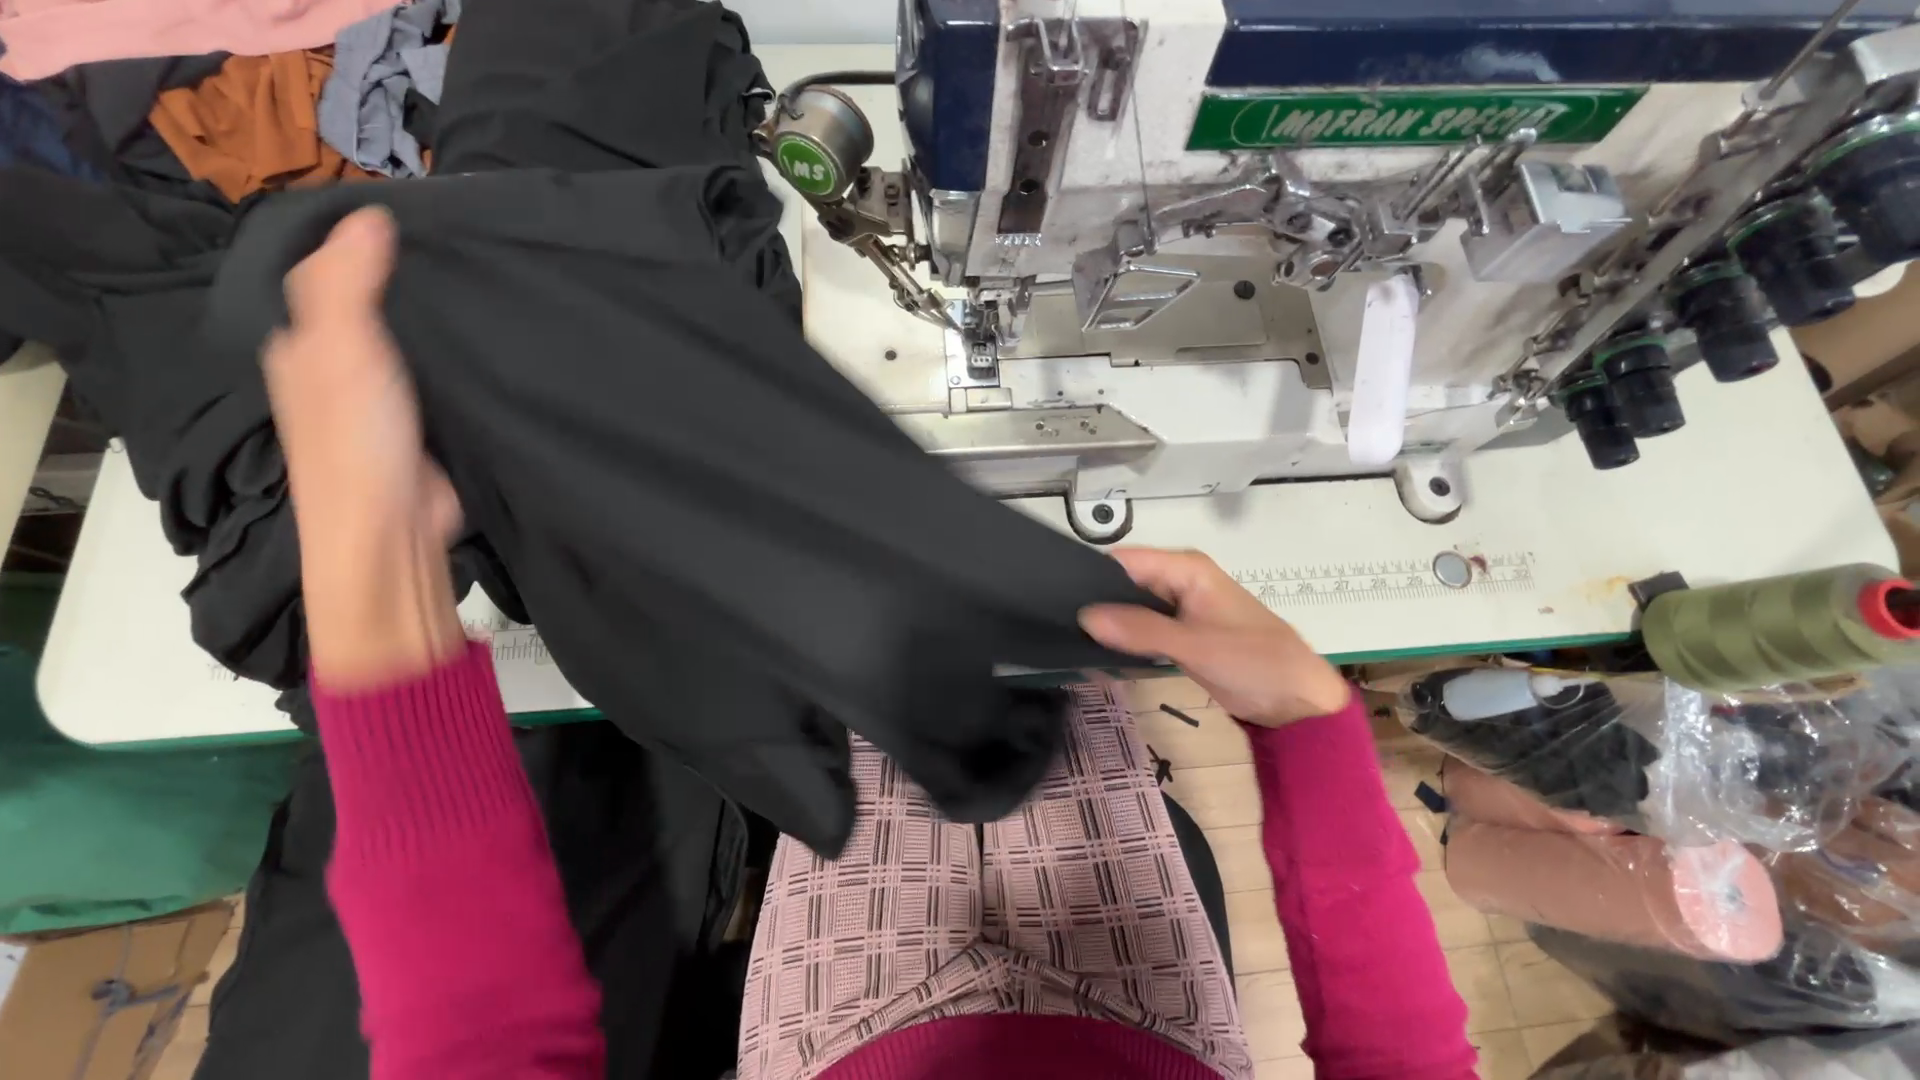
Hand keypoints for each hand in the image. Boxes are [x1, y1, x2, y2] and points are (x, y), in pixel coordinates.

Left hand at [264, 207, 465, 688]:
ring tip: (495, 282)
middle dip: (416, 280)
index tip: (424, 215)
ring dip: (448, 322)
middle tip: (474, 246)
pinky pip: (452, 378)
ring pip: (419, 344)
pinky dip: (470, 359)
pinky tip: (501, 341)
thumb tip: (373, 213)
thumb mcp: (340, 348)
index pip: (329, 275)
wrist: (396, 526)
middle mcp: (343, 367)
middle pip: (379, 308)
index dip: (365, 243)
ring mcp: (392, 399)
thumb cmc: (355, 439)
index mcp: (304, 345)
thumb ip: (348, 283)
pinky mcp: (435, 423)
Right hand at [1080, 548, 1349, 726]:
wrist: (1296, 701)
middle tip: (1052, 623)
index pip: (1124, 560)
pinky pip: (1140, 629)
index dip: (1090, 575)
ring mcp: (1178, 609)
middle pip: (1122, 581)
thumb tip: (1085, 616)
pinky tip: (1093, 651)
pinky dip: (1122, 639)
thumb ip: (1141, 630)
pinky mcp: (1178, 635)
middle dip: (1093, 600)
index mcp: (1186, 569)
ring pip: (1128, 607)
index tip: (1053, 597)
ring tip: (1063, 636)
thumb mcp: (1195, 645)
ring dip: (1106, 622)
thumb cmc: (1255, 661)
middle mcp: (1178, 581)